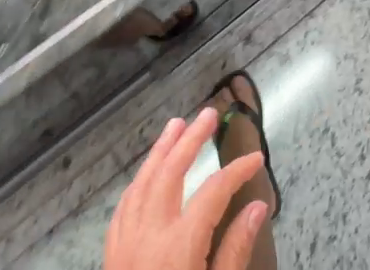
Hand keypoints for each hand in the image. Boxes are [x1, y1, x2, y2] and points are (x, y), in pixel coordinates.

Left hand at [104, 108, 269, 269]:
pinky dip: (137, 184)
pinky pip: (122, 210)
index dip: (236, 171)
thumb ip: (235, 251)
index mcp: (179, 245)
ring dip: (159, 153)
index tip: (256, 159)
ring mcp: (125, 247)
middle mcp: (147, 237)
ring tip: (175, 126)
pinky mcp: (112, 260)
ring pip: (140, 185)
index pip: (213, 192)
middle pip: (169, 174)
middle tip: (209, 114)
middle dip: (190, 141)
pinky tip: (145, 176)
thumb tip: (257, 207)